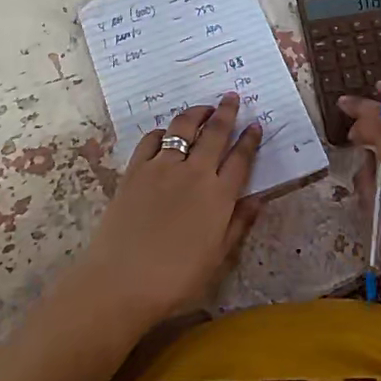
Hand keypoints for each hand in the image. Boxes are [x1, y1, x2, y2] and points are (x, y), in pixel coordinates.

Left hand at [75, 94, 263, 323]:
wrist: (121, 282)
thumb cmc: (175, 279)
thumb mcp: (218, 257)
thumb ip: (239, 223)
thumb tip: (259, 198)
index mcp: (219, 196)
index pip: (240, 159)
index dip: (250, 139)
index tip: (255, 124)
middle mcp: (194, 173)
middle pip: (214, 134)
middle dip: (226, 112)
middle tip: (231, 97)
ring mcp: (162, 168)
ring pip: (183, 128)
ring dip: (196, 113)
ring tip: (203, 108)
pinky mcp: (135, 171)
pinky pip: (152, 140)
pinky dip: (163, 131)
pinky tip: (167, 134)